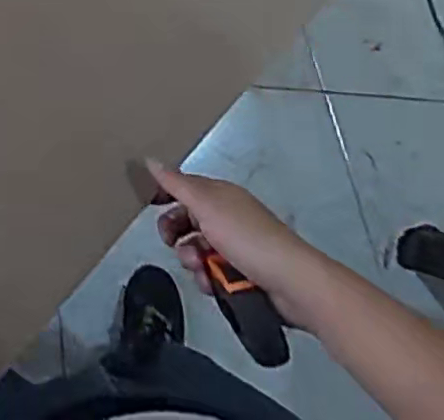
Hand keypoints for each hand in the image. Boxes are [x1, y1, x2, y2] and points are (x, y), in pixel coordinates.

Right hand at [146, 159, 334, 328]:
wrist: (295, 285)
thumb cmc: (248, 237)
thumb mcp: (206, 205)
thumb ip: (175, 184)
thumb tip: (150, 159)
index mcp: (219, 195)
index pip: (183, 187)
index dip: (165, 194)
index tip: (149, 205)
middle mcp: (227, 217)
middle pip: (186, 220)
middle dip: (175, 233)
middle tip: (171, 242)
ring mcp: (236, 247)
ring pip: (196, 249)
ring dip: (191, 260)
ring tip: (200, 268)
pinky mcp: (242, 274)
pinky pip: (211, 272)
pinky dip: (207, 277)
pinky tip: (211, 283)